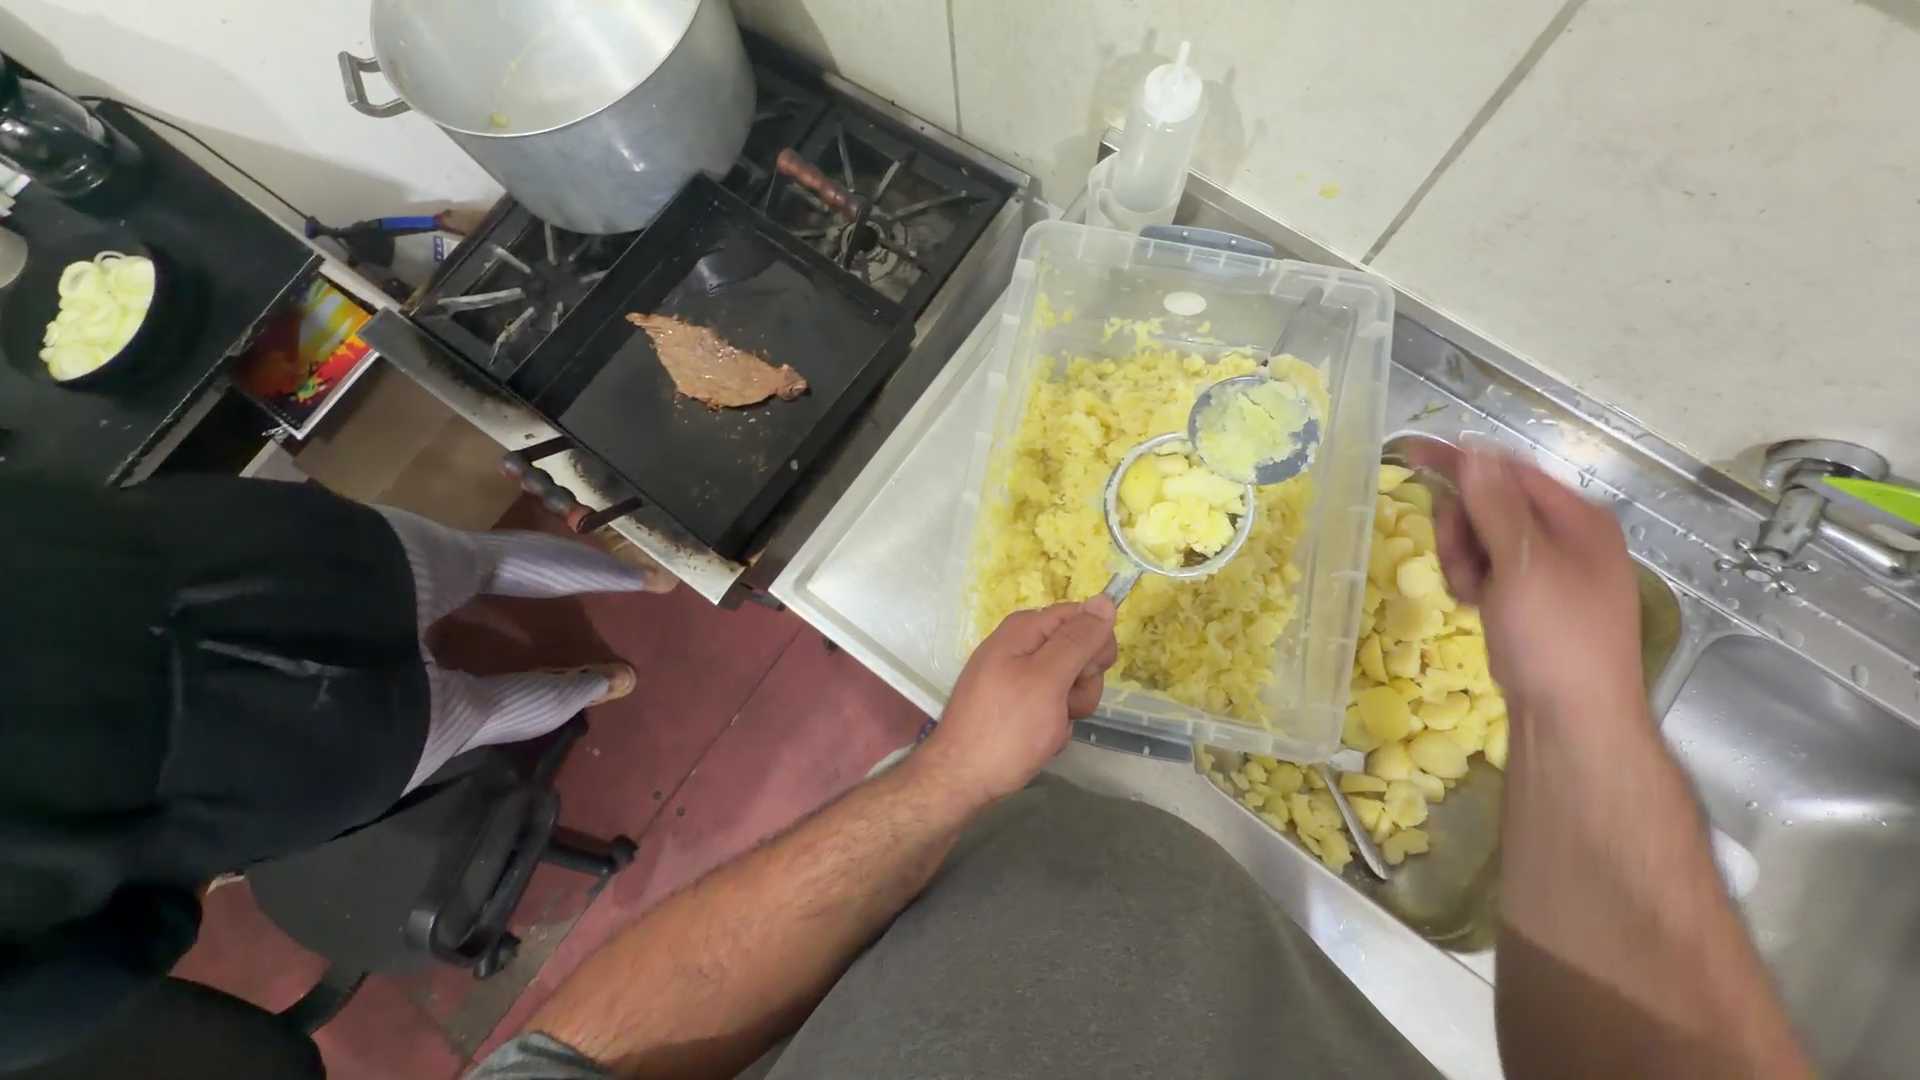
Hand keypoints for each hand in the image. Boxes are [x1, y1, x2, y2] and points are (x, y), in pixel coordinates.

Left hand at [917, 596, 1118, 804]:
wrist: (963, 780)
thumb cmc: (1006, 729)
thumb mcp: (1047, 679)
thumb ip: (1077, 640)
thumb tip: (1104, 600)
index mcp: (1024, 629)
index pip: (1082, 617)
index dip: (1094, 646)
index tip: (1085, 673)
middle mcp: (1020, 646)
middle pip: (1079, 651)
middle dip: (1081, 683)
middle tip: (1062, 704)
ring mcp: (1017, 677)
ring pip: (1071, 683)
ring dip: (1069, 709)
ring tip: (1048, 728)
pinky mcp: (1017, 705)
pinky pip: (1053, 706)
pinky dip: (1054, 725)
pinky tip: (1039, 741)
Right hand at [1414, 444, 1644, 727]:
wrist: (1571, 714)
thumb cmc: (1554, 636)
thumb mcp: (1522, 563)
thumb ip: (1495, 503)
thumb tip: (1474, 452)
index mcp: (1577, 518)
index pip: (1509, 470)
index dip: (1460, 460)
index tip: (1410, 452)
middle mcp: (1564, 537)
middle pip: (1489, 505)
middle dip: (1463, 529)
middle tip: (1461, 562)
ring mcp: (1546, 568)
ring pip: (1479, 539)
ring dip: (1463, 560)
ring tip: (1472, 593)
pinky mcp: (1527, 596)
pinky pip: (1484, 569)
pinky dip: (1470, 581)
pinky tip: (1476, 605)